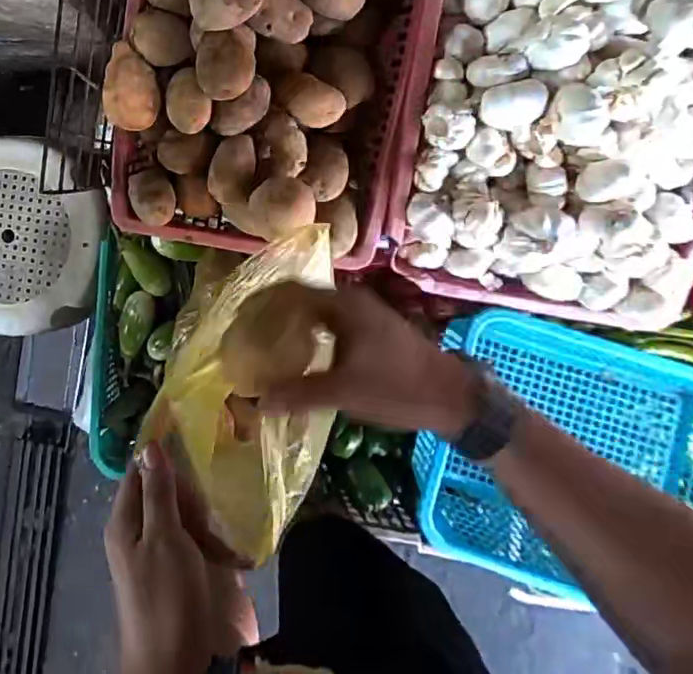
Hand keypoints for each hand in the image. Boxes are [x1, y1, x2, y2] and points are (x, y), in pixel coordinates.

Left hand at [106, 442, 255, 673]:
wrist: (172, 666)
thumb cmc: (166, 598)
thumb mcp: (164, 538)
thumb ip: (158, 492)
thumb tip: (150, 445)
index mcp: (123, 521)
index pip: (137, 472)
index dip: (159, 455)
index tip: (189, 438)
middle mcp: (133, 533)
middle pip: (156, 493)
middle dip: (183, 483)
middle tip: (212, 469)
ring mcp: (152, 554)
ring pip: (174, 515)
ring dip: (196, 508)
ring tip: (222, 493)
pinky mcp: (171, 573)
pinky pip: (185, 539)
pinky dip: (202, 532)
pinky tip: (223, 529)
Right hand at [257, 283, 477, 435]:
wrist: (453, 397)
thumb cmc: (399, 389)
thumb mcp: (345, 393)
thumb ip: (300, 394)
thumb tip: (258, 400)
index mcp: (342, 304)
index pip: (289, 291)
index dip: (262, 303)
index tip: (239, 318)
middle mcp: (350, 298)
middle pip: (299, 296)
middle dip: (273, 311)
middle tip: (248, 331)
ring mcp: (362, 310)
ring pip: (314, 308)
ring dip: (290, 320)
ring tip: (266, 340)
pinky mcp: (369, 324)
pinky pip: (327, 317)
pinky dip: (307, 328)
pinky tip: (298, 349)